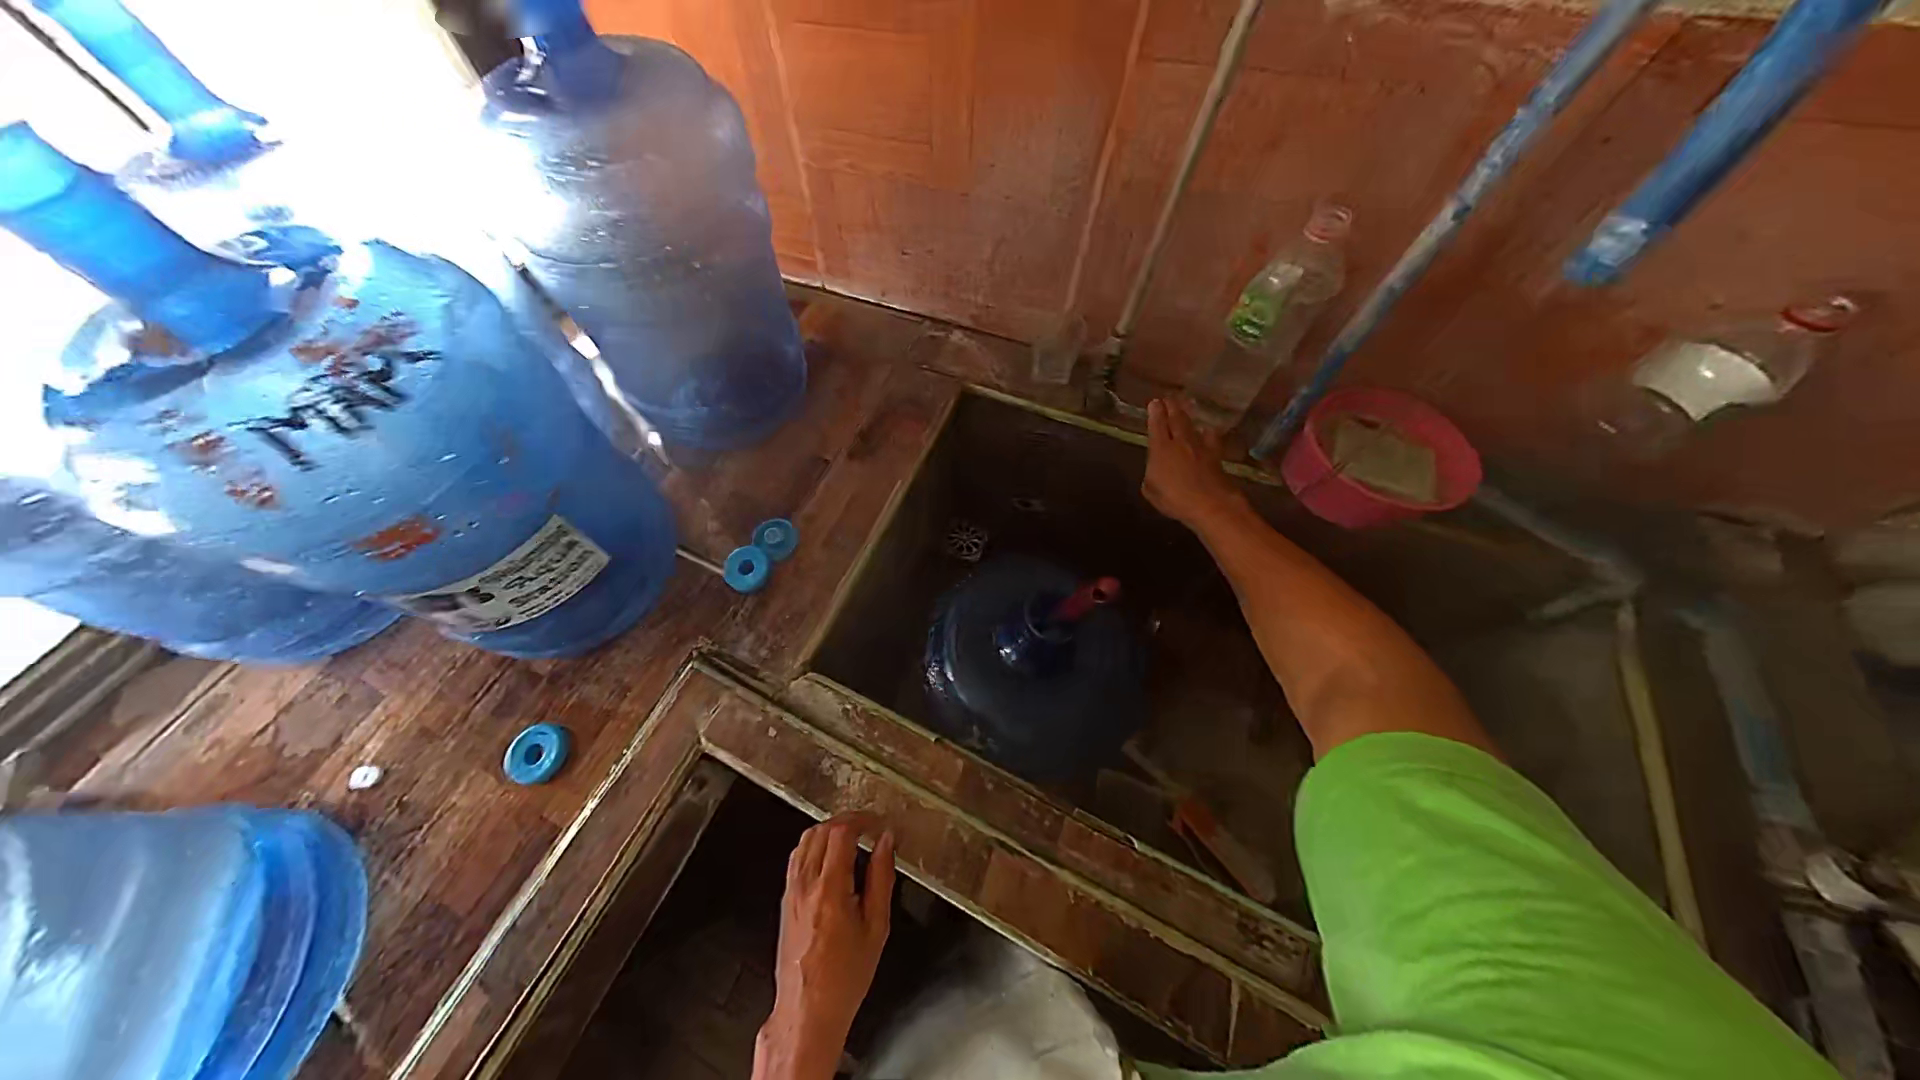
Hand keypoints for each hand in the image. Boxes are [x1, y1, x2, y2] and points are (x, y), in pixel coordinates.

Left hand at [754, 815, 896, 1079]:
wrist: (807, 1010)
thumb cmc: (845, 976)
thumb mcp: (877, 927)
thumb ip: (882, 877)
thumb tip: (886, 843)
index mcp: (830, 889)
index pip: (841, 832)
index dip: (862, 820)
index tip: (878, 824)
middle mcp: (805, 884)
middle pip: (821, 829)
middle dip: (847, 821)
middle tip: (868, 827)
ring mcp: (791, 891)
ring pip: (805, 840)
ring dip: (829, 830)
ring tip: (852, 838)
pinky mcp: (785, 899)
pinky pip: (797, 858)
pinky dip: (814, 846)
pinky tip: (831, 857)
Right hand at [1145, 398, 1248, 530]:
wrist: (1211, 504)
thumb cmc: (1175, 499)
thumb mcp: (1151, 491)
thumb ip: (1150, 477)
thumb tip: (1155, 470)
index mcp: (1161, 449)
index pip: (1157, 425)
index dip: (1155, 412)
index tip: (1154, 402)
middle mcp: (1180, 442)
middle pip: (1176, 419)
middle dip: (1171, 406)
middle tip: (1169, 398)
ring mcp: (1200, 447)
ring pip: (1192, 425)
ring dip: (1186, 415)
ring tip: (1184, 407)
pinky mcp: (1215, 455)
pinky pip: (1210, 437)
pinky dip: (1207, 431)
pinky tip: (1207, 430)